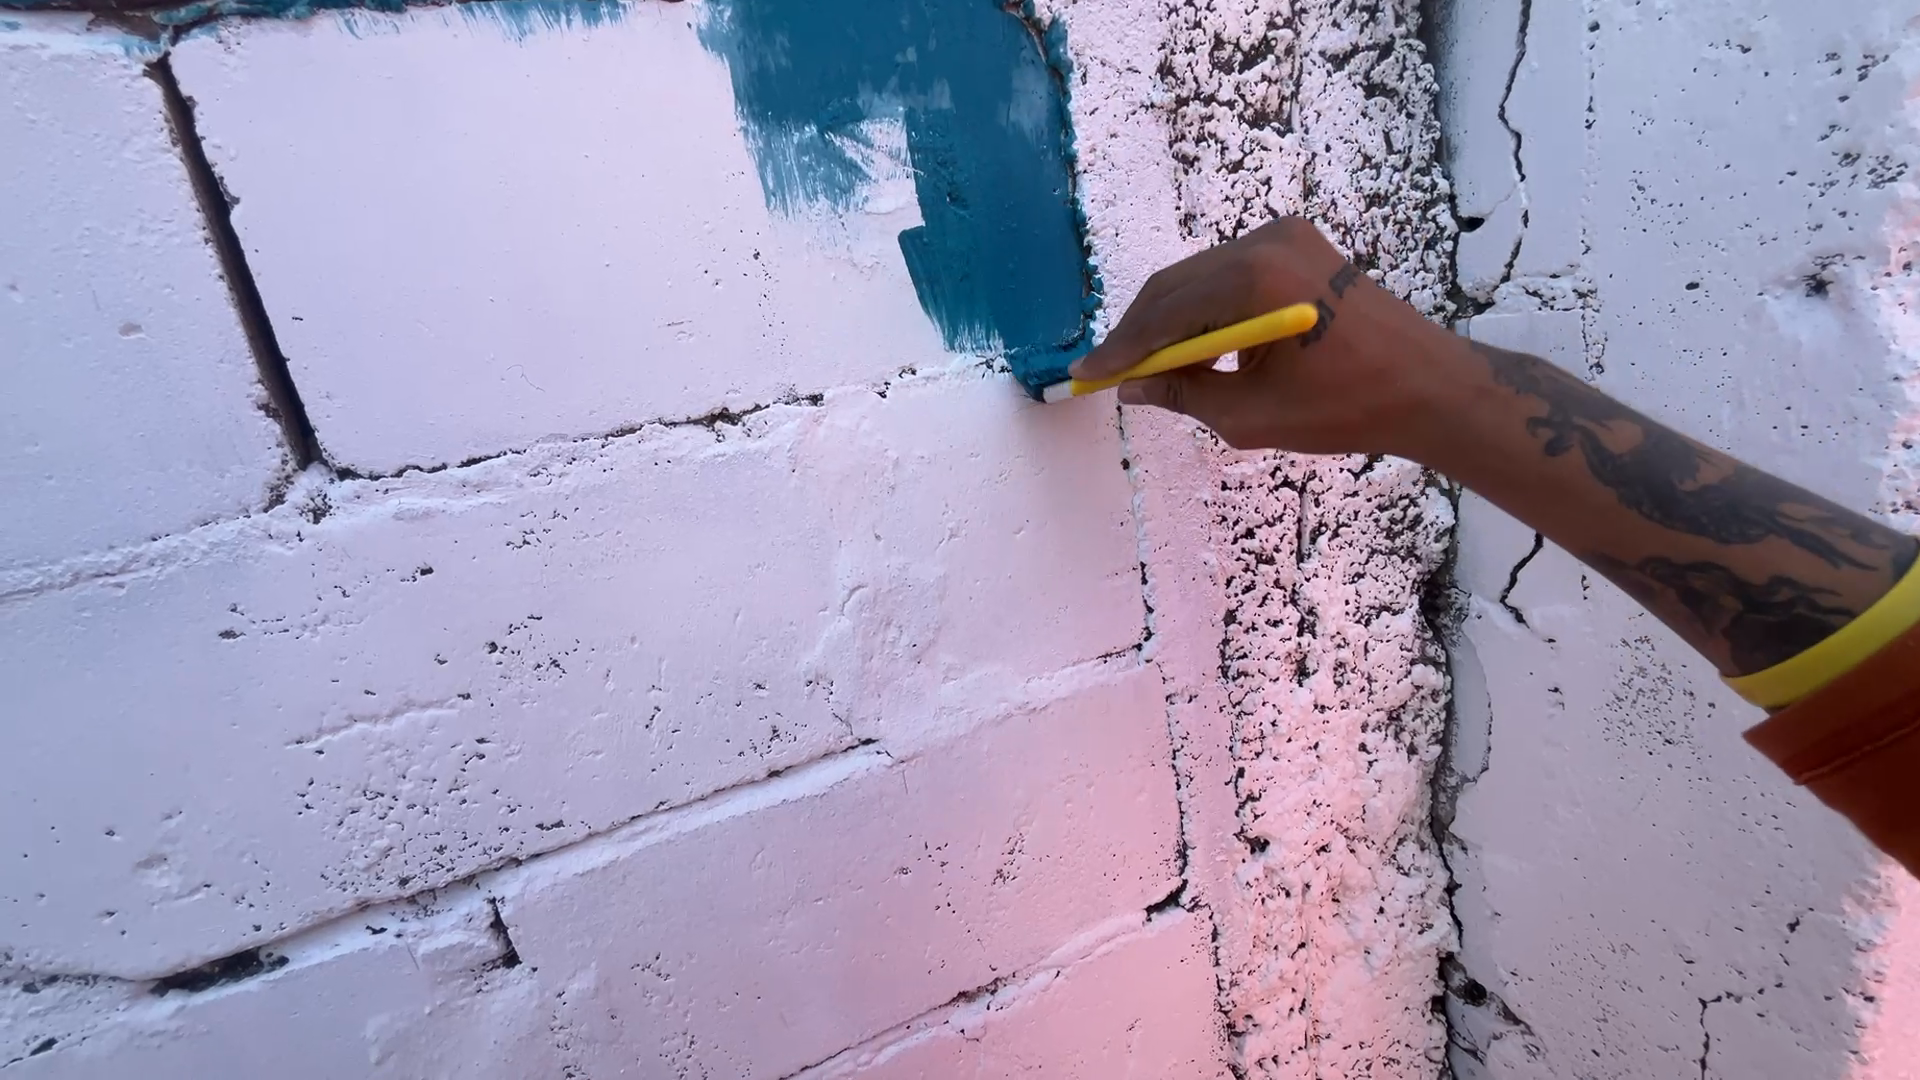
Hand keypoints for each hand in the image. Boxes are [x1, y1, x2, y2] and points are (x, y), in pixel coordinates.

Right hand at [1071, 217, 1456, 454]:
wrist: (1428, 385)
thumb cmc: (1344, 408)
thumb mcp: (1249, 414)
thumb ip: (1182, 393)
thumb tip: (1132, 385)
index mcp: (1254, 280)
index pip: (1163, 313)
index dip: (1120, 348)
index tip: (1086, 373)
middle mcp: (1265, 240)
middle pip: (1173, 286)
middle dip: (1137, 332)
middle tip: (1110, 370)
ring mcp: (1285, 235)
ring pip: (1196, 278)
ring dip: (1167, 321)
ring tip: (1145, 364)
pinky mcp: (1298, 243)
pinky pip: (1226, 274)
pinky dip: (1200, 309)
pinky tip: (1192, 344)